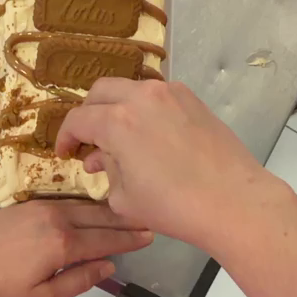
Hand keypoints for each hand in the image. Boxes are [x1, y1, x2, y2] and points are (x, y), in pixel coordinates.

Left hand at [0, 199, 152, 296]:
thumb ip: (78, 282)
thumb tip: (108, 268)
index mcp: (63, 244)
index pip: (106, 239)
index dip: (130, 239)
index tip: (150, 236)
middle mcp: (57, 219)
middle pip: (100, 217)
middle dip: (125, 220)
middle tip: (147, 221)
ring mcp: (42, 207)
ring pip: (84, 207)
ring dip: (107, 211)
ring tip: (126, 214)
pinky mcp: (28, 204)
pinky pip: (67, 203)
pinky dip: (85, 207)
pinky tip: (92, 211)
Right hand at [55, 79, 289, 249]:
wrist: (231, 201)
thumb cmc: (173, 207)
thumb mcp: (125, 198)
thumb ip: (106, 172)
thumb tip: (100, 159)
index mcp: (117, 122)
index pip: (78, 119)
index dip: (65, 136)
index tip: (65, 153)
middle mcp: (142, 97)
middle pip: (101, 92)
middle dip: (88, 114)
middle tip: (88, 140)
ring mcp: (171, 93)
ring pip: (130, 89)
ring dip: (117, 109)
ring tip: (119, 141)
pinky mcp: (192, 100)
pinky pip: (156, 96)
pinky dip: (143, 110)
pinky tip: (148, 138)